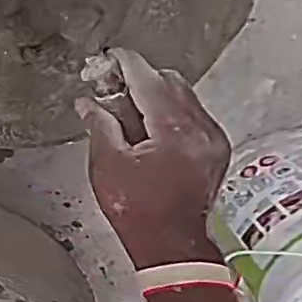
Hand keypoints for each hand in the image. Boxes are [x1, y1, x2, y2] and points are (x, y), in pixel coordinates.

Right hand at [74, 48, 230, 269]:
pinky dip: (166, 111)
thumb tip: (88, 103)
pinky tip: (142, 125)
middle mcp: (201, 130)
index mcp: (175, 130)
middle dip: (137, 79)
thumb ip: (100, 125)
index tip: (109, 56)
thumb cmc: (137, 210)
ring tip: (121, 108)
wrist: (170, 246)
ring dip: (152, 95)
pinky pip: (190, 115)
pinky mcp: (213, 151)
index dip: (126, 63)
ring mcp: (212, 140)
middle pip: (169, 83)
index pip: (149, 80)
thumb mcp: (107, 163)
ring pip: (182, 97)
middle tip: (107, 85)